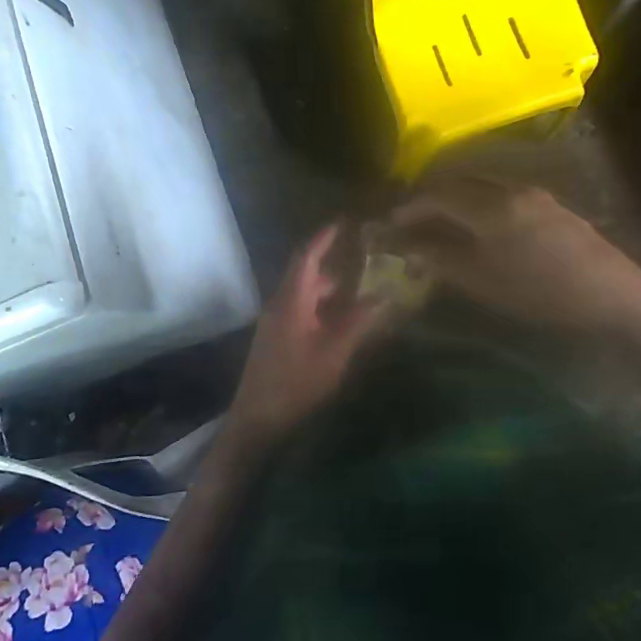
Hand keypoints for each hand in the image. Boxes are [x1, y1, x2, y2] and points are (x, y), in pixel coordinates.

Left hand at [226, 224, 385, 443]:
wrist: (257, 418)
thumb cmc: (296, 384)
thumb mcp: (334, 354)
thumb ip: (357, 323)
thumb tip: (382, 296)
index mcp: (290, 302)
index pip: (306, 258)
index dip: (323, 238)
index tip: (343, 222)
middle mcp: (279, 305)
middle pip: (305, 274)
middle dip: (333, 264)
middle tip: (365, 260)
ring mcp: (274, 322)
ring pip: (304, 295)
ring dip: (329, 290)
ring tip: (362, 291)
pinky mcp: (275, 338)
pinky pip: (300, 311)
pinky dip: (321, 308)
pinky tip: (342, 321)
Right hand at [391, 177, 640, 334]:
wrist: (613, 295)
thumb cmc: (539, 291)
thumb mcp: (479, 279)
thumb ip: (436, 257)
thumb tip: (401, 245)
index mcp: (489, 205)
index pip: (435, 195)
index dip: (408, 208)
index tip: (389, 224)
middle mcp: (508, 188)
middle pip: (456, 181)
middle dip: (427, 197)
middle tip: (409, 219)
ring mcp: (531, 193)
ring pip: (478, 183)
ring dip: (451, 196)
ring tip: (437, 220)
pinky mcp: (547, 203)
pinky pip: (497, 190)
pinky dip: (474, 200)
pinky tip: (473, 222)